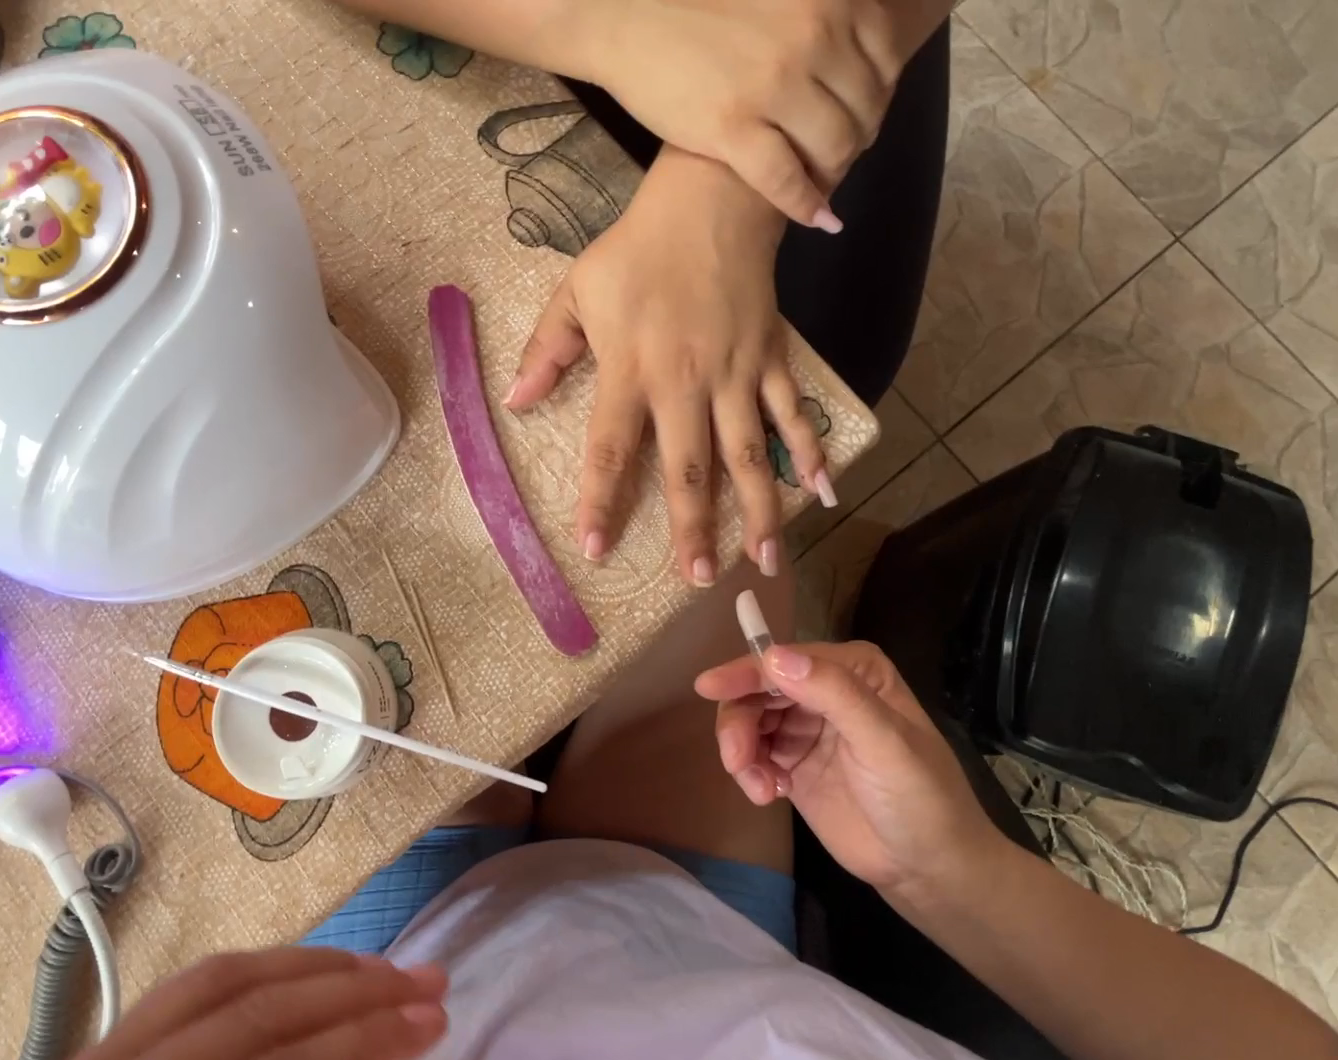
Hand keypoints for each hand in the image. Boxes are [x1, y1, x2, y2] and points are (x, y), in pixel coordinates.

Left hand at [55, 948, 446, 1059]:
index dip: (362, 1047)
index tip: (433, 1023)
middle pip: (254, 1020)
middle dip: (357, 997)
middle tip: (431, 983)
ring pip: (219, 984)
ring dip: (312, 969)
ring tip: (380, 968)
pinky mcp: (89, 1058)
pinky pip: (185, 989)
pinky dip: (257, 969)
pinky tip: (300, 972)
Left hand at [504, 148, 831, 584]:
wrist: (709, 202)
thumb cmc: (635, 252)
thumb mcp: (576, 292)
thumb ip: (547, 351)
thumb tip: (515, 402)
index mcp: (631, 370)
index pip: (611, 450)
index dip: (602, 502)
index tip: (596, 550)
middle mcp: (686, 382)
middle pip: (690, 468)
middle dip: (693, 529)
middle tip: (699, 579)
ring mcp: (736, 372)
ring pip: (749, 453)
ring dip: (757, 509)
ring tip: (761, 560)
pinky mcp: (771, 357)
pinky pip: (793, 411)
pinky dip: (809, 450)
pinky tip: (822, 491)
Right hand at [569, 0, 946, 227]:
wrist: (626, 15)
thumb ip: (816, 11)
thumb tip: (846, 45)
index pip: (882, 62)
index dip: (877, 99)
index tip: (862, 118)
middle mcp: (813, 38)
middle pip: (862, 110)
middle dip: (857, 141)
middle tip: (839, 158)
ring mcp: (773, 87)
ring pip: (832, 148)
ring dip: (833, 174)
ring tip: (824, 185)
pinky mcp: (732, 129)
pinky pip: (784, 179)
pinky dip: (805, 204)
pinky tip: (816, 219)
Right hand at [695, 641, 1008, 903]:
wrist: (927, 870)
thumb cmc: (921, 799)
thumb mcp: (884, 743)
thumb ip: (835, 694)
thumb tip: (774, 656)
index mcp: (853, 670)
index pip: (786, 661)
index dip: (746, 672)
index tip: (708, 688)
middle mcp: (824, 689)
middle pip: (757, 690)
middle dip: (739, 723)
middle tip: (735, 761)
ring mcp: (805, 726)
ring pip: (748, 720)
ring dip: (742, 751)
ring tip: (760, 789)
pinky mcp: (791, 761)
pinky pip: (751, 752)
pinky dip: (750, 771)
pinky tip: (769, 794)